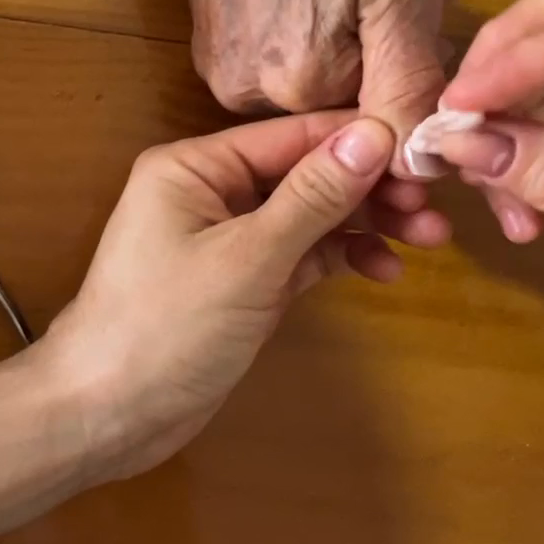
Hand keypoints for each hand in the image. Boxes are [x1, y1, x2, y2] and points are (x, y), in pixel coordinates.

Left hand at [46, 112, 450, 481]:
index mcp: (194, 166)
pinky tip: (384, 269)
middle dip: (367, 187)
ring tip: (429, 239)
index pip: (290, 136)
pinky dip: (338, 258)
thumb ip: (310, 197)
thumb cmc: (166, 324)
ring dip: (363, 223)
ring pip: (308, 216)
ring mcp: (227, 238)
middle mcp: (210, 191)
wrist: (109, 411)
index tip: (431, 150)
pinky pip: (299, 255)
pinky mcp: (242, 281)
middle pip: (304, 174)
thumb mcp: (246, 258)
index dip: (359, 140)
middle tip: (434, 206)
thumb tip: (372, 132)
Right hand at [170, 0, 446, 150]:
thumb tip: (421, 160)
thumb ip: (408, 77)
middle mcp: (251, 99)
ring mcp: (223, 76)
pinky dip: (307, 37)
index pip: (382, 124)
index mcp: (300, 87)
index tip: (429, 26)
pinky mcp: (210, 51)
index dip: (419, 83)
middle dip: (383, 60)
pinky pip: (277, 66)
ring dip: (348, 48)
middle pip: (343, 106)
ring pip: (311, 85)